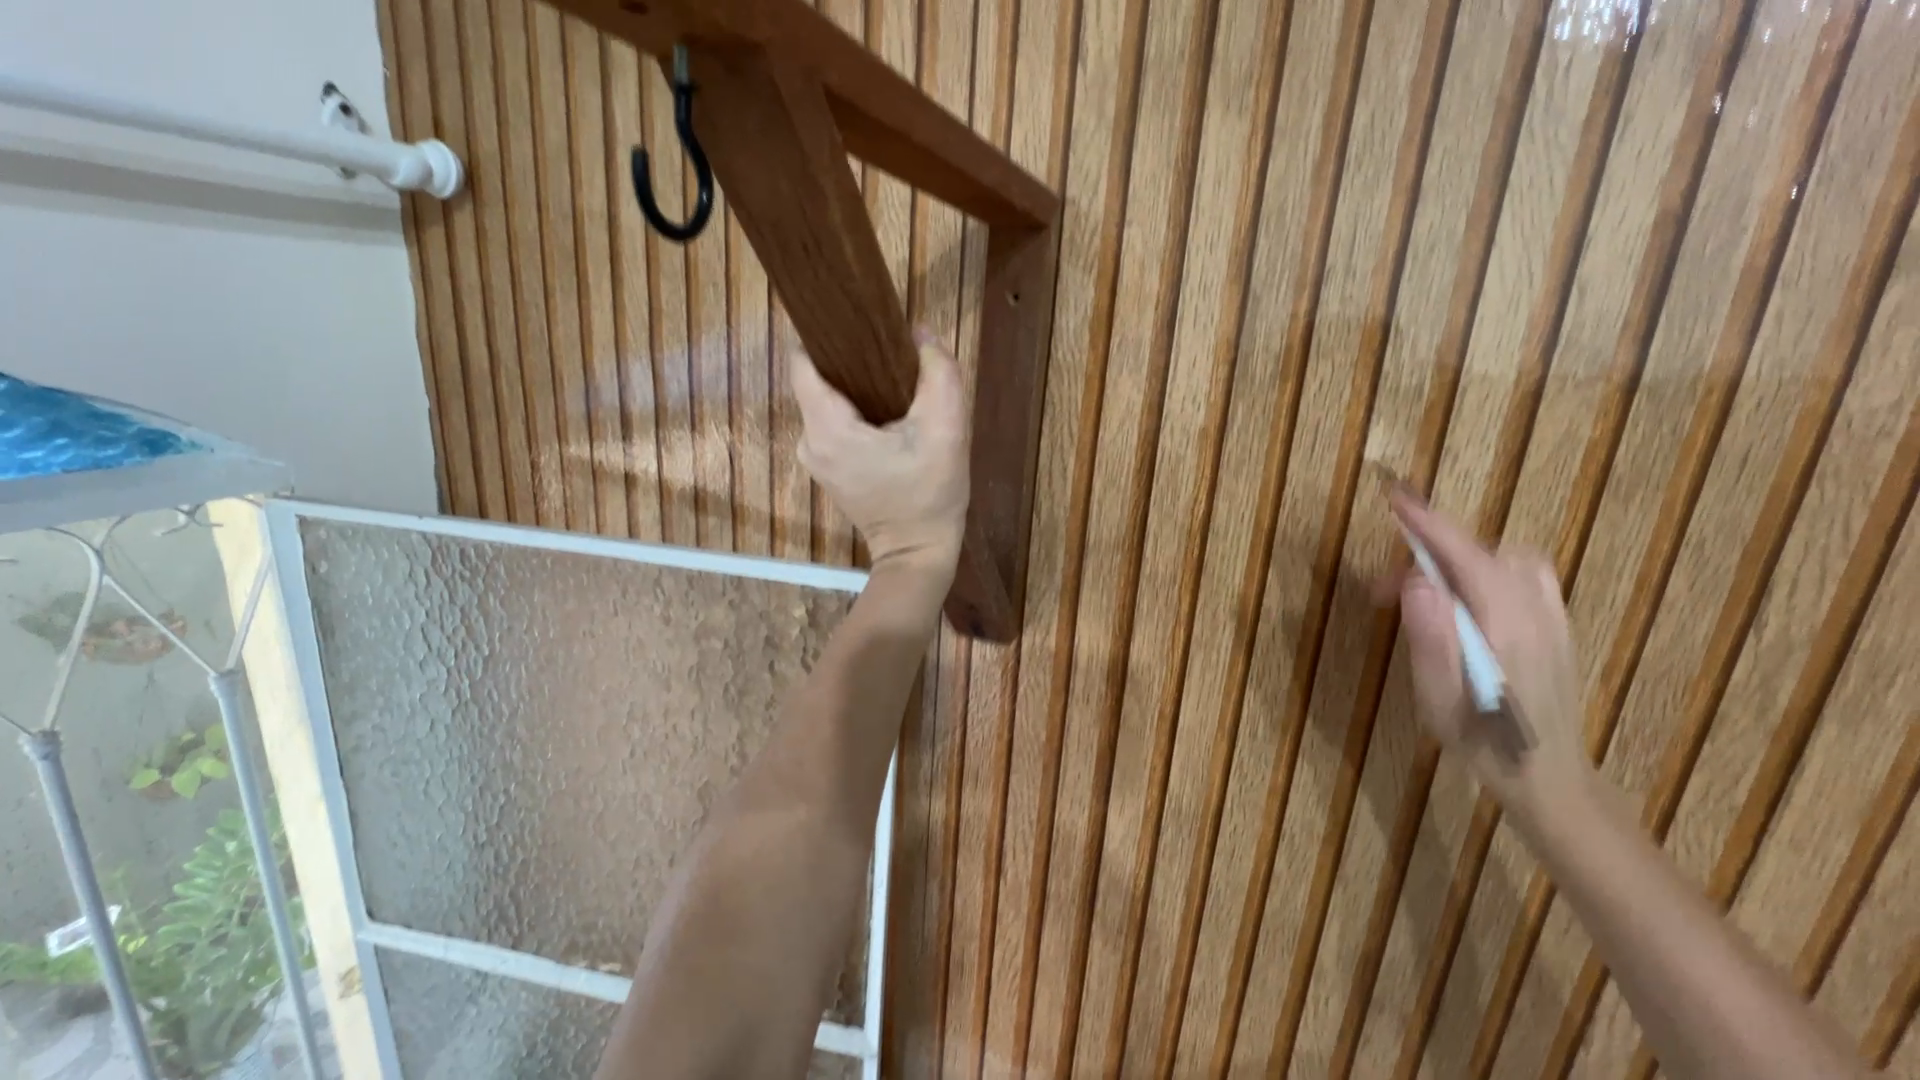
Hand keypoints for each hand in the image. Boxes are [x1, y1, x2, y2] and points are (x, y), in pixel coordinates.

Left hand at [790, 332, 969, 575]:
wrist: (918, 553)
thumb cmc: (929, 494)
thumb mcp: (946, 429)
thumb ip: (938, 372)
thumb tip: (920, 332)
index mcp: (827, 428)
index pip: (801, 362)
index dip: (824, 335)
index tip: (856, 323)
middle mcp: (809, 440)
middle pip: (818, 380)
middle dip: (850, 362)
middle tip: (889, 353)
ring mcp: (815, 458)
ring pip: (828, 402)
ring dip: (857, 389)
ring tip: (894, 383)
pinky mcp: (828, 469)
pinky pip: (834, 424)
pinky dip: (856, 412)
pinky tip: (888, 413)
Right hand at [1385, 489, 1587, 806]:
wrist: (1549, 779)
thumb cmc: (1485, 744)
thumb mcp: (1441, 699)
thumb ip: (1431, 638)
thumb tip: (1415, 582)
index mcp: (1504, 623)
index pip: (1463, 554)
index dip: (1426, 522)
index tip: (1394, 497)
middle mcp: (1534, 609)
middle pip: (1482, 552)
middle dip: (1431, 552)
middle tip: (1387, 592)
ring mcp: (1553, 617)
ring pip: (1508, 559)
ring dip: (1463, 560)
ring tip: (1429, 592)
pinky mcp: (1558, 628)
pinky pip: (1526, 576)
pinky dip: (1491, 570)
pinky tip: (1472, 602)